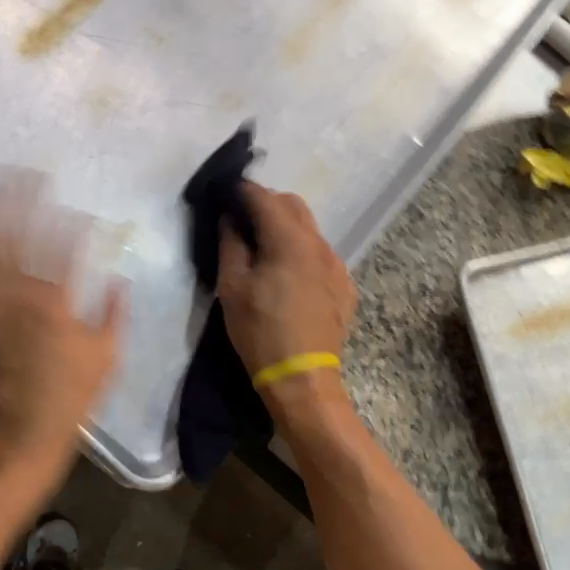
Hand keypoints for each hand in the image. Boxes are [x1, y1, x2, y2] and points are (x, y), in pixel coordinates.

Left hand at [0, 172, 125, 492]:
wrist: (19, 438)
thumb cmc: (70, 400)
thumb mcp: (107, 359)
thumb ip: (113, 316)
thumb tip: (119, 282)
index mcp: (60, 302)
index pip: (65, 249)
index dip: (68, 222)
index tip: (70, 202)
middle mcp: (22, 296)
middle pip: (20, 238)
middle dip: (19, 202)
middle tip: (17, 172)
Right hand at [217, 184, 356, 413]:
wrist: (302, 378)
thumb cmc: (259, 331)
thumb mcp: (232, 287)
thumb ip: (231, 243)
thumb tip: (229, 217)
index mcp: (290, 240)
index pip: (263, 197)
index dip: (241, 190)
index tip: (224, 193)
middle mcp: (320, 244)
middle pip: (293, 205)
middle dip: (266, 203)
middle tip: (241, 220)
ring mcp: (337, 266)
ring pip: (310, 230)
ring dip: (286, 229)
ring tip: (264, 250)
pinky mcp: (345, 287)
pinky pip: (322, 257)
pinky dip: (303, 254)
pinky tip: (289, 278)